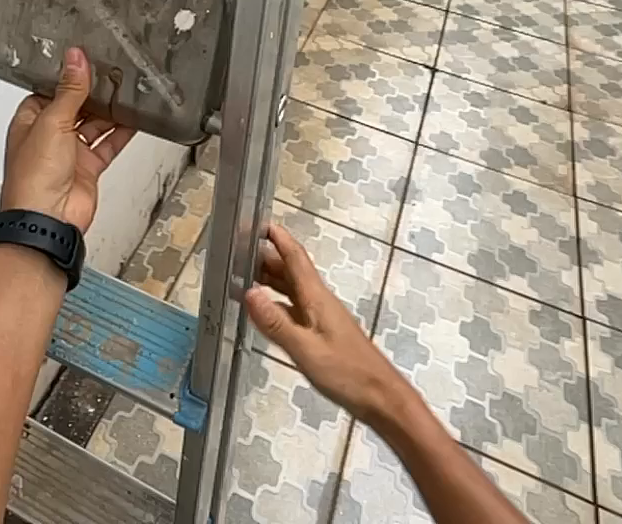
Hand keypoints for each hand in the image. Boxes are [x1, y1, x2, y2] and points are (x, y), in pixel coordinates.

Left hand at [1, 47, 135, 231]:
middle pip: (75, 107)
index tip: (85, 63)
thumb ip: (69, 91)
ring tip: (126, 92)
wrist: (48, 218)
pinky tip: (133, 120)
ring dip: (108, 112)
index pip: (50, 92)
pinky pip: (107, 145)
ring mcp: (69, 153)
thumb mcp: (52, 122)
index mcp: (31, 122)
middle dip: (92, 94)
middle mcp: (49, 137)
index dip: (67, 79)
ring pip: (93, 125)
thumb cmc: (33, 178)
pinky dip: (120, 134)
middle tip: (112, 74)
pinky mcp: (88, 168)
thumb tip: (75, 61)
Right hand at [244, 221, 410, 425]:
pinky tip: (266, 311)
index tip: (260, 222)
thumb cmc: (346, 373)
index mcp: (316, 297)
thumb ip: (276, 323)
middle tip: (240, 250)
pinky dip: (278, 303)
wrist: (381, 399)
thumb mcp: (306, 350)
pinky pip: (294, 308)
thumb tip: (248, 292)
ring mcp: (322, 317)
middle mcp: (318, 301)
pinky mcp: (322, 334)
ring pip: (293, 289)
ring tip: (245, 275)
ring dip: (271, 279)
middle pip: (291, 270)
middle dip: (268, 257)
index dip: (279, 238)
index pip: (295, 258)